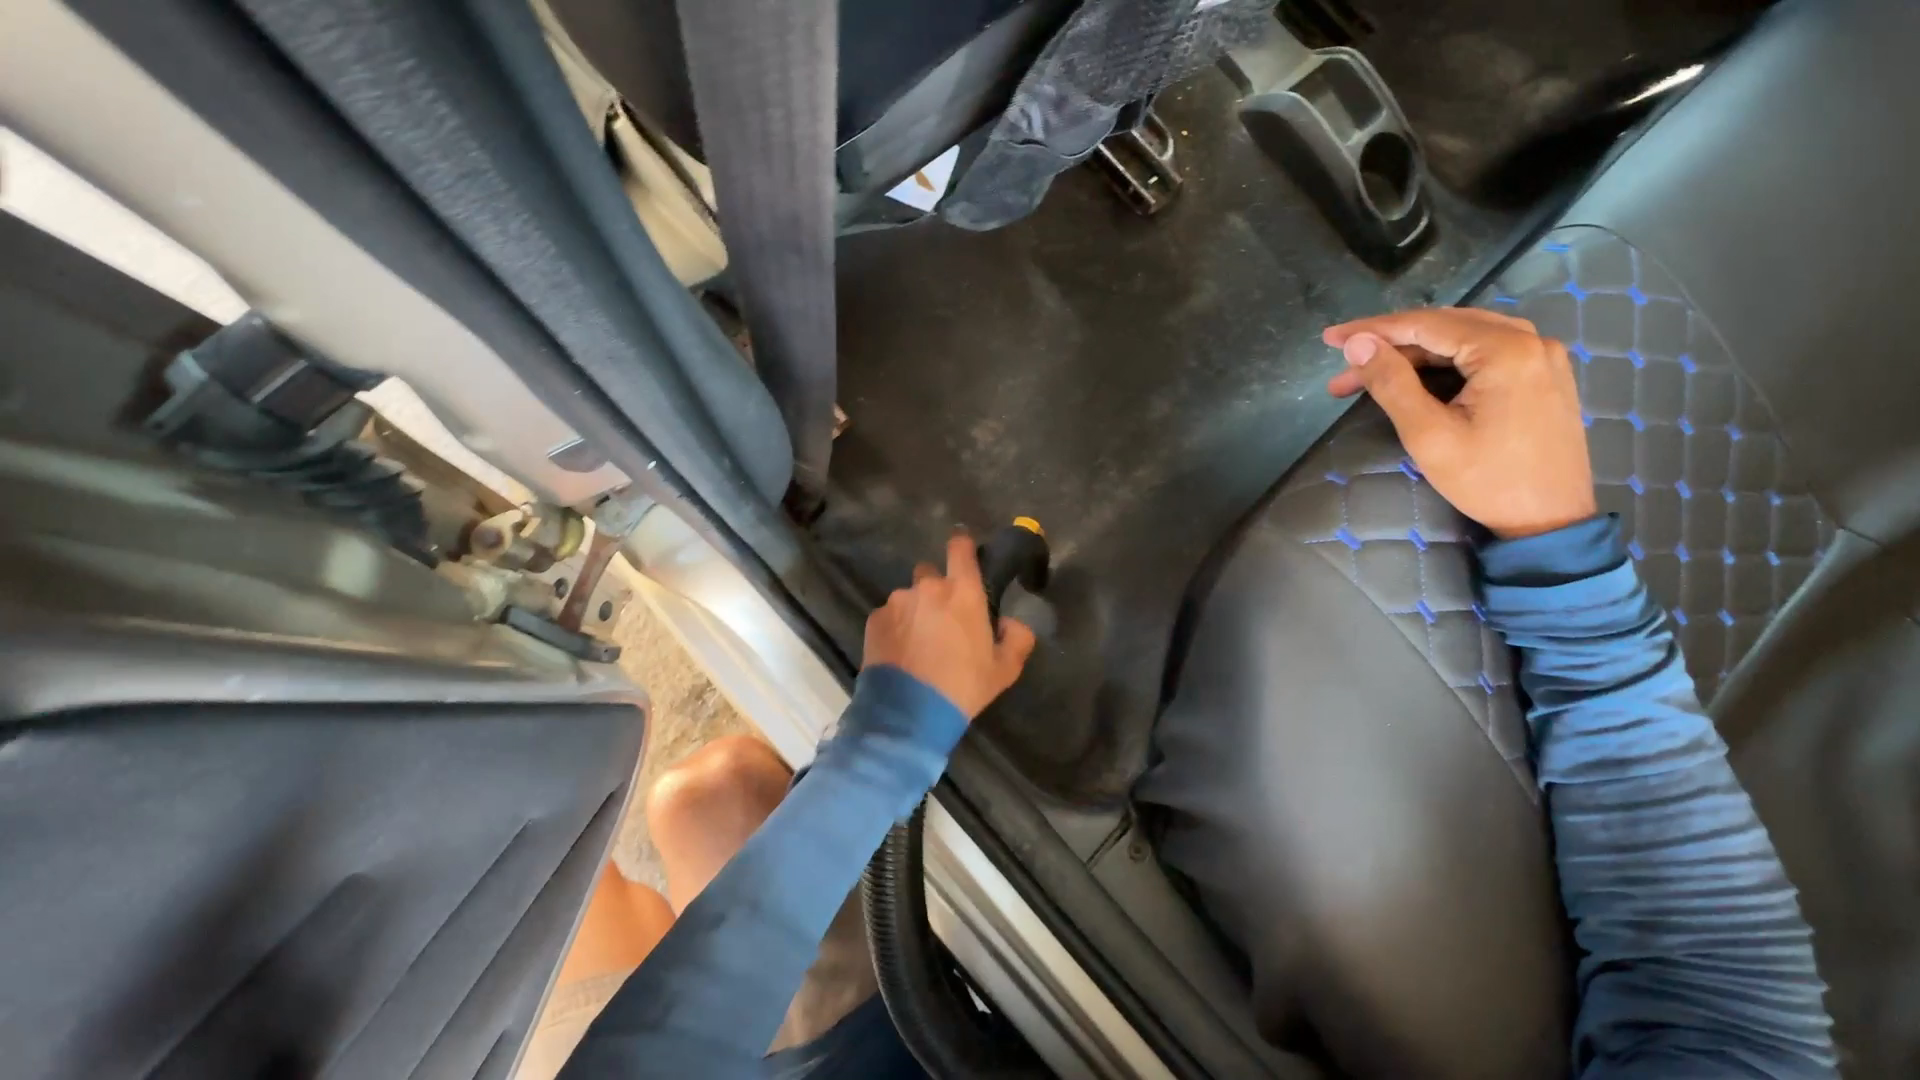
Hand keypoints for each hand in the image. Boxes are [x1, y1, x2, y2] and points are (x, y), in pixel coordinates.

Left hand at [863, 534, 1037, 718]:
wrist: (909, 714)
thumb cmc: (963, 687)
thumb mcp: (1005, 669)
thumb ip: (1017, 637)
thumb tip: (1010, 623)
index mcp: (963, 591)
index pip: (960, 546)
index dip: (963, 546)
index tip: (964, 554)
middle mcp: (928, 588)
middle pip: (930, 573)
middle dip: (936, 589)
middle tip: (942, 620)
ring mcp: (896, 602)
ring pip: (908, 597)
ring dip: (914, 611)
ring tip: (918, 644)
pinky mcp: (874, 620)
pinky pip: (888, 616)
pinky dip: (894, 628)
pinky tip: (900, 654)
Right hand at [1324, 307, 1595, 538]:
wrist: (1550, 520)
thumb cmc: (1486, 480)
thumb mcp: (1428, 434)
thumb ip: (1391, 383)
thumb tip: (1357, 343)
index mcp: (1505, 350)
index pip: (1426, 325)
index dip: (1373, 329)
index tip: (1330, 339)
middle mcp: (1530, 341)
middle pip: (1445, 326)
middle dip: (1390, 343)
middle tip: (1344, 365)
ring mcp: (1541, 357)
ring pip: (1463, 338)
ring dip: (1414, 354)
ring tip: (1369, 375)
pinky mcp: (1543, 375)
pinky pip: (1485, 353)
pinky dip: (1444, 361)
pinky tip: (1416, 377)